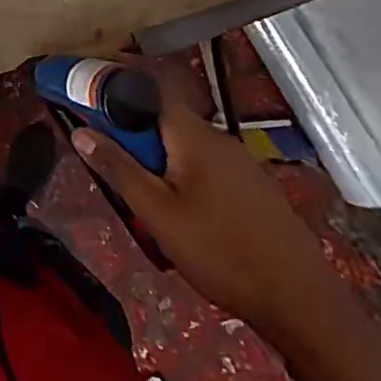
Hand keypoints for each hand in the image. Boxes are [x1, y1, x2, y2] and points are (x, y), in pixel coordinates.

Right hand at [70, 54, 345, 328]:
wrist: (299, 301)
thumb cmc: (219, 251)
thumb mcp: (156, 213)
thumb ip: (118, 168)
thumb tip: (81, 132)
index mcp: (194, 135)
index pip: (154, 84)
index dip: (120, 79)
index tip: (89, 90)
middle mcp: (219, 138)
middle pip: (166, 118)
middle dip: (134, 134)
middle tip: (109, 162)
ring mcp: (241, 163)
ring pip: (184, 146)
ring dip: (156, 159)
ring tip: (140, 198)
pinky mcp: (252, 187)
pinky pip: (205, 166)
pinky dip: (180, 174)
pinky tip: (178, 213)